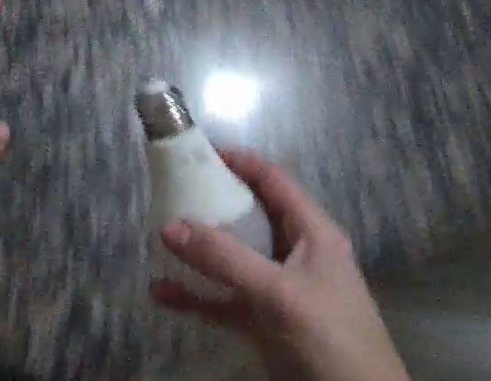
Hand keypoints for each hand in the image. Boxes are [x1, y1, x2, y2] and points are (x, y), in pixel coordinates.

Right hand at [150, 149, 409, 380]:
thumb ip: (225, 258)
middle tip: (166, 189)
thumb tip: (167, 225)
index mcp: (312, 233)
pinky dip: (194, 294)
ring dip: (196, 248)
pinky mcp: (266, 321)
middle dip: (206, 201)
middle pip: (246, 213)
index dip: (236, 159)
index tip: (192, 150)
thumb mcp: (280, 294)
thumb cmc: (333, 339)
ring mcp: (279, 288)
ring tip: (157, 236)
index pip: (272, 179)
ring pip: (231, 255)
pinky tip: (162, 291)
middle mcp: (295, 253)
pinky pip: (223, 298)